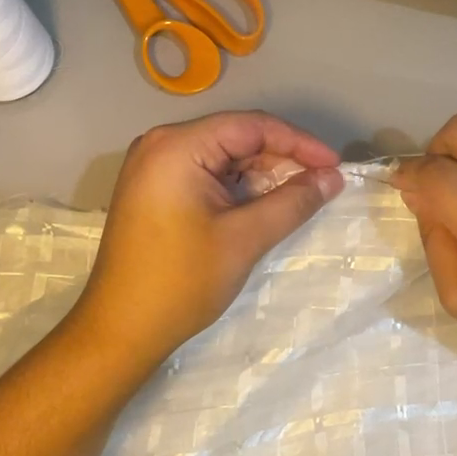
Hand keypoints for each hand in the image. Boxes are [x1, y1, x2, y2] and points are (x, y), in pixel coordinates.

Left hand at [75, 111, 343, 361]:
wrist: (121, 328)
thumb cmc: (182, 281)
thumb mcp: (245, 238)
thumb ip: (293, 201)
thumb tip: (333, 178)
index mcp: (177, 146)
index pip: (251, 126)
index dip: (299, 143)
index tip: (335, 167)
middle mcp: (160, 145)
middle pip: (236, 138)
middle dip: (281, 159)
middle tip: (321, 185)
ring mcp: (153, 168)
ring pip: (223, 158)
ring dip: (262, 176)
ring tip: (300, 198)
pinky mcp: (154, 191)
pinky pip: (206, 175)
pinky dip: (238, 188)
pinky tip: (265, 206)